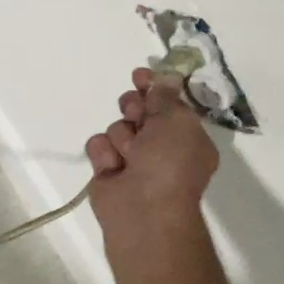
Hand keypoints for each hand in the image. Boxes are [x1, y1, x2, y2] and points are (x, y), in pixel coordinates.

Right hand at [85, 68, 218, 245]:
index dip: (154, 87)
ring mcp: (131, 158)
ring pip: (116, 128)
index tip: (139, 74)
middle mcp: (159, 146)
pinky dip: (103, 152)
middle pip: (139, 112)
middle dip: (134, 108)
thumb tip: (165, 78)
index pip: (169, 103)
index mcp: (185, 136)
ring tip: (128, 153)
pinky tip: (111, 166)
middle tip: (135, 113)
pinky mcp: (105, 170)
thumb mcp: (176, 121)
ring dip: (121, 135)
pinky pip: (98, 146)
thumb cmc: (170, 163)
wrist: (142, 208)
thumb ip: (166, 97)